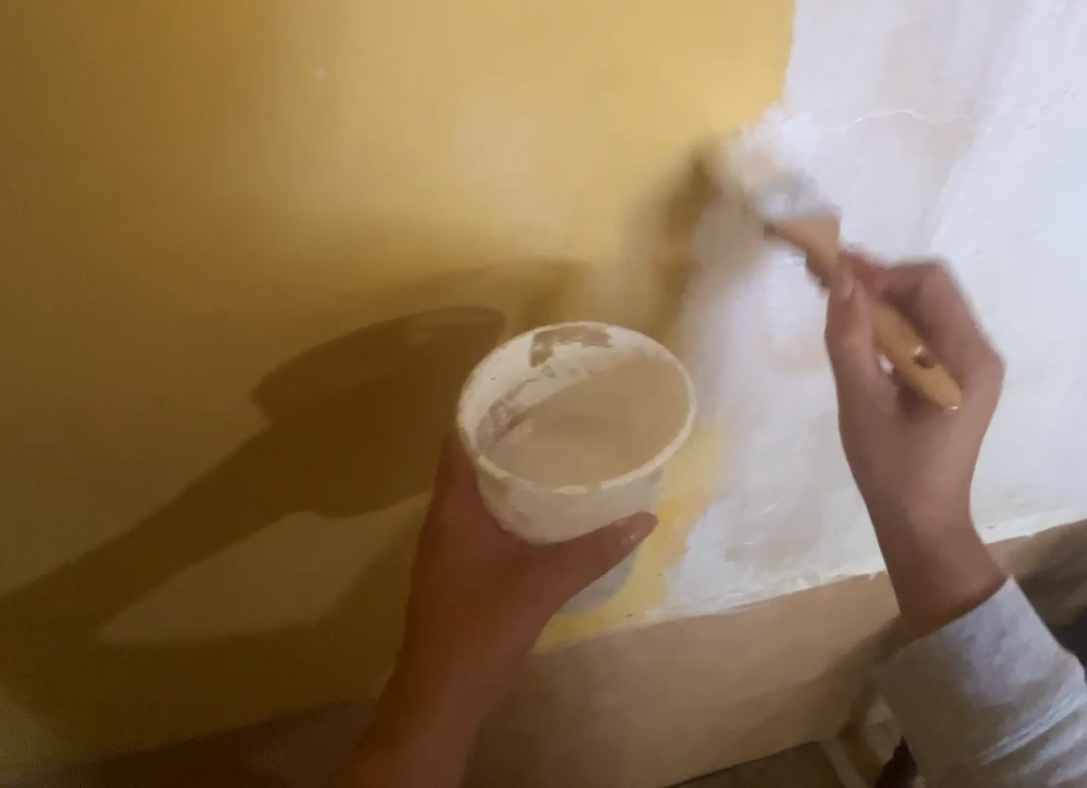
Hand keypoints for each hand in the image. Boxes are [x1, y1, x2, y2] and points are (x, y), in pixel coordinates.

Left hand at [342, 438, 655, 786]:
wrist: (441, 696)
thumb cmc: (482, 626)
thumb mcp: (545, 583)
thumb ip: (595, 549)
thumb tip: (645, 517)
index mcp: (454, 507)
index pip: (459, 438)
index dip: (484, 410)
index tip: (524, 391)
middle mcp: (444, 517)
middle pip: (469, 459)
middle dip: (506, 436)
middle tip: (554, 416)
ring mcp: (446, 544)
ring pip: (474, 489)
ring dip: (506, 470)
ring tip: (552, 451)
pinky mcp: (455, 566)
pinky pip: (478, 515)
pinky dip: (505, 500)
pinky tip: (539, 507)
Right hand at [822, 255, 1008, 634]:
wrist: (922, 523)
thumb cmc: (891, 468)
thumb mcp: (861, 401)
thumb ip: (849, 336)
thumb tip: (839, 277)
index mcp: (967, 358)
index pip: (929, 283)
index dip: (879, 272)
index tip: (833, 275)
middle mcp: (980, 351)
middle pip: (931, 288)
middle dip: (878, 280)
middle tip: (828, 282)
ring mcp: (973, 363)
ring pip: (927, 305)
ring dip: (883, 297)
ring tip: (835, 299)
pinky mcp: (960, 374)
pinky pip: (926, 329)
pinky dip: (892, 321)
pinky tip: (858, 327)